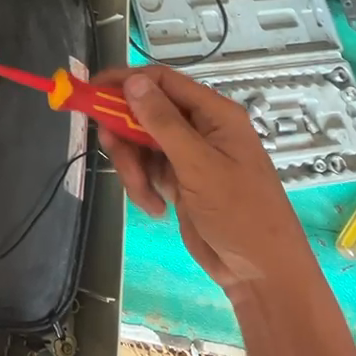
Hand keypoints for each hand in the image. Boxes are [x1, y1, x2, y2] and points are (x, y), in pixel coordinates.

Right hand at [94, 65, 317, 290]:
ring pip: (140, 142)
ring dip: (133, 167)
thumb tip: (132, 81)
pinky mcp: (180, 179)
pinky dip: (143, 186)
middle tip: (112, 150)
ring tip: (144, 195)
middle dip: (125, 134)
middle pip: (145, 112)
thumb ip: (163, 122)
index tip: (92, 90)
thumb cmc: (241, 214)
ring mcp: (188, 154)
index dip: (125, 81)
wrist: (263, 275)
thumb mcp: (199, 166)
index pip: (161, 81)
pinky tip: (156, 208)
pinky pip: (146, 168)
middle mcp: (200, 127)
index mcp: (213, 114)